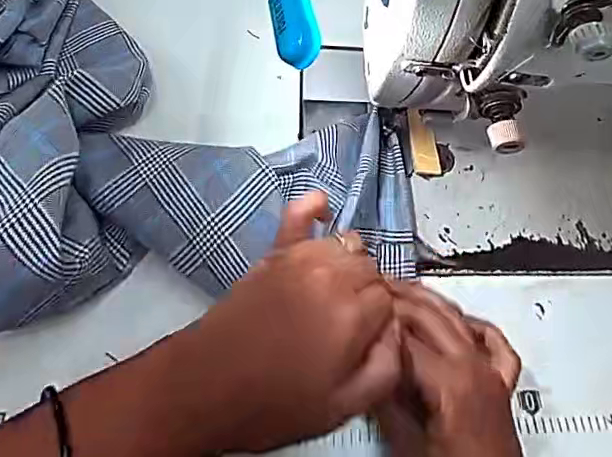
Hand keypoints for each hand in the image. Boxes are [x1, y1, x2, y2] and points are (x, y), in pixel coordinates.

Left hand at [159, 190, 400, 453]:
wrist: (216, 382)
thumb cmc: (280, 401)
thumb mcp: (345, 405)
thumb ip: (385, 367)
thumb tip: (395, 331)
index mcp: (352, 314)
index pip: (389, 299)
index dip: (382, 320)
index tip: (369, 338)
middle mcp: (331, 274)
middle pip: (370, 268)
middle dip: (368, 292)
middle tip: (351, 323)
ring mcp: (301, 256)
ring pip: (346, 243)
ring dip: (348, 263)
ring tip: (336, 294)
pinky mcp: (276, 249)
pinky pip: (300, 212)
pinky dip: (314, 207)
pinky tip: (323, 211)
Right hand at [375, 283, 522, 456]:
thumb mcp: (407, 444)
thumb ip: (385, 402)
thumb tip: (368, 369)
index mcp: (449, 381)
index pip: (402, 334)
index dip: (377, 319)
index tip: (360, 310)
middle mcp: (472, 367)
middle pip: (426, 314)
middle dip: (395, 297)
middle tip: (371, 289)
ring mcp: (490, 372)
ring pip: (454, 316)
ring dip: (426, 299)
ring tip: (401, 289)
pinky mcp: (502, 383)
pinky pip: (492, 341)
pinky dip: (473, 324)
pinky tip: (458, 317)